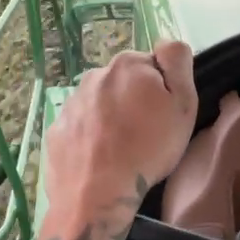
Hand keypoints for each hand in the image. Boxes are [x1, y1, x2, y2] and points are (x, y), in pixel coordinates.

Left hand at [42, 41, 197, 222]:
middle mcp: (94, 75)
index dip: (162, 90)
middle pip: (124, 83)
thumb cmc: (148, 148)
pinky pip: (81, 127)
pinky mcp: (56, 130)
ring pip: (100, 103)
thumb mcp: (183, 104)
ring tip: (121, 150)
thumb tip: (166, 43)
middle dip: (134, 101)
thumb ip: (177, 62)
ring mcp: (71, 103)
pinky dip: (90, 137)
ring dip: (111, 118)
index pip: (152, 66)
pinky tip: (99, 160)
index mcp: (127, 65)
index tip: (164, 115)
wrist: (96, 196)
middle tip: (146, 134)